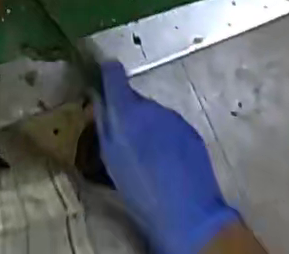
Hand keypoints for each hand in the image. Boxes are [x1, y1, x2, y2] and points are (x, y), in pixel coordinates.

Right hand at [94, 61, 238, 253]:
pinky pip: (171, 127)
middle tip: (128, 140)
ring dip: (148, 126)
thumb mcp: (110, 156)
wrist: (190, 216)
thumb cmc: (140, 188)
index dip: (108, 73)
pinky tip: (169, 163)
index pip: (113, 71)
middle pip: (134, 98)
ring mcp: (173, 117)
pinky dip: (166, 137)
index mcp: (125, 108)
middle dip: (129, 112)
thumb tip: (97, 96)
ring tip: (150, 156)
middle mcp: (149, 105)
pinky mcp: (192, 131)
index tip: (105, 80)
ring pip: (153, 114)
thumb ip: (102, 121)